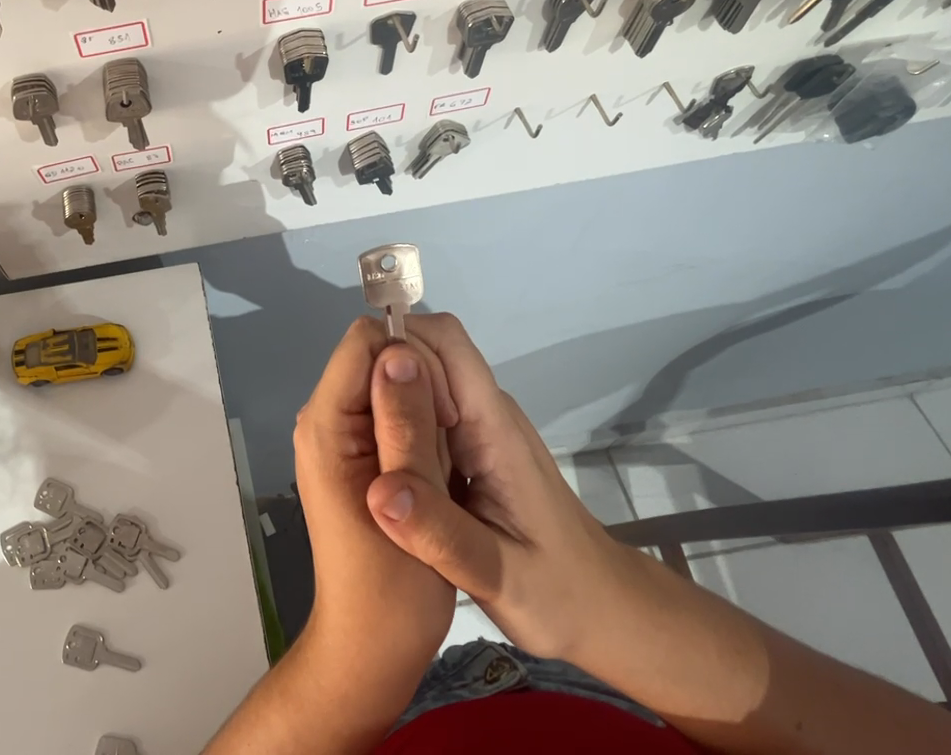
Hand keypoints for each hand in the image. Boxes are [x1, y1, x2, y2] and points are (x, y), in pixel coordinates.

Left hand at [291, 319, 458, 706]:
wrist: (371, 645)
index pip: (363, 341)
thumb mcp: (409, 501)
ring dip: (425, 407)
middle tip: (451, 441)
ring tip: (446, 461)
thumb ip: (404, 424)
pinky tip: (438, 466)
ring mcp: (336, 437)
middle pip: (375, 357)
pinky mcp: (354, 453)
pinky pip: (391, 412)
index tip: (448, 410)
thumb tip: (401, 350)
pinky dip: (421, 426)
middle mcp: (322, 421)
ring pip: (388, 384)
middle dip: (422, 381)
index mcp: (325, 425)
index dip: (413, 357)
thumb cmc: (393, 588)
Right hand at [363, 313, 643, 662]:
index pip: (442, 342)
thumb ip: (440, 534)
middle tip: (345, 431)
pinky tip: (379, 469)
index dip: (394, 348)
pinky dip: (394, 426)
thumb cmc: (559, 594)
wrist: (604, 609)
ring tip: (354, 451)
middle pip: (425, 352)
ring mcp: (480, 428)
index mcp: (493, 427)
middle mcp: (486, 412)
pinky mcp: (473, 447)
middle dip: (378, 372)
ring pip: (421, 381)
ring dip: (383, 400)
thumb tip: (379, 489)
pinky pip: (425, 412)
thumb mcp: (498, 576)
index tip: (355, 395)